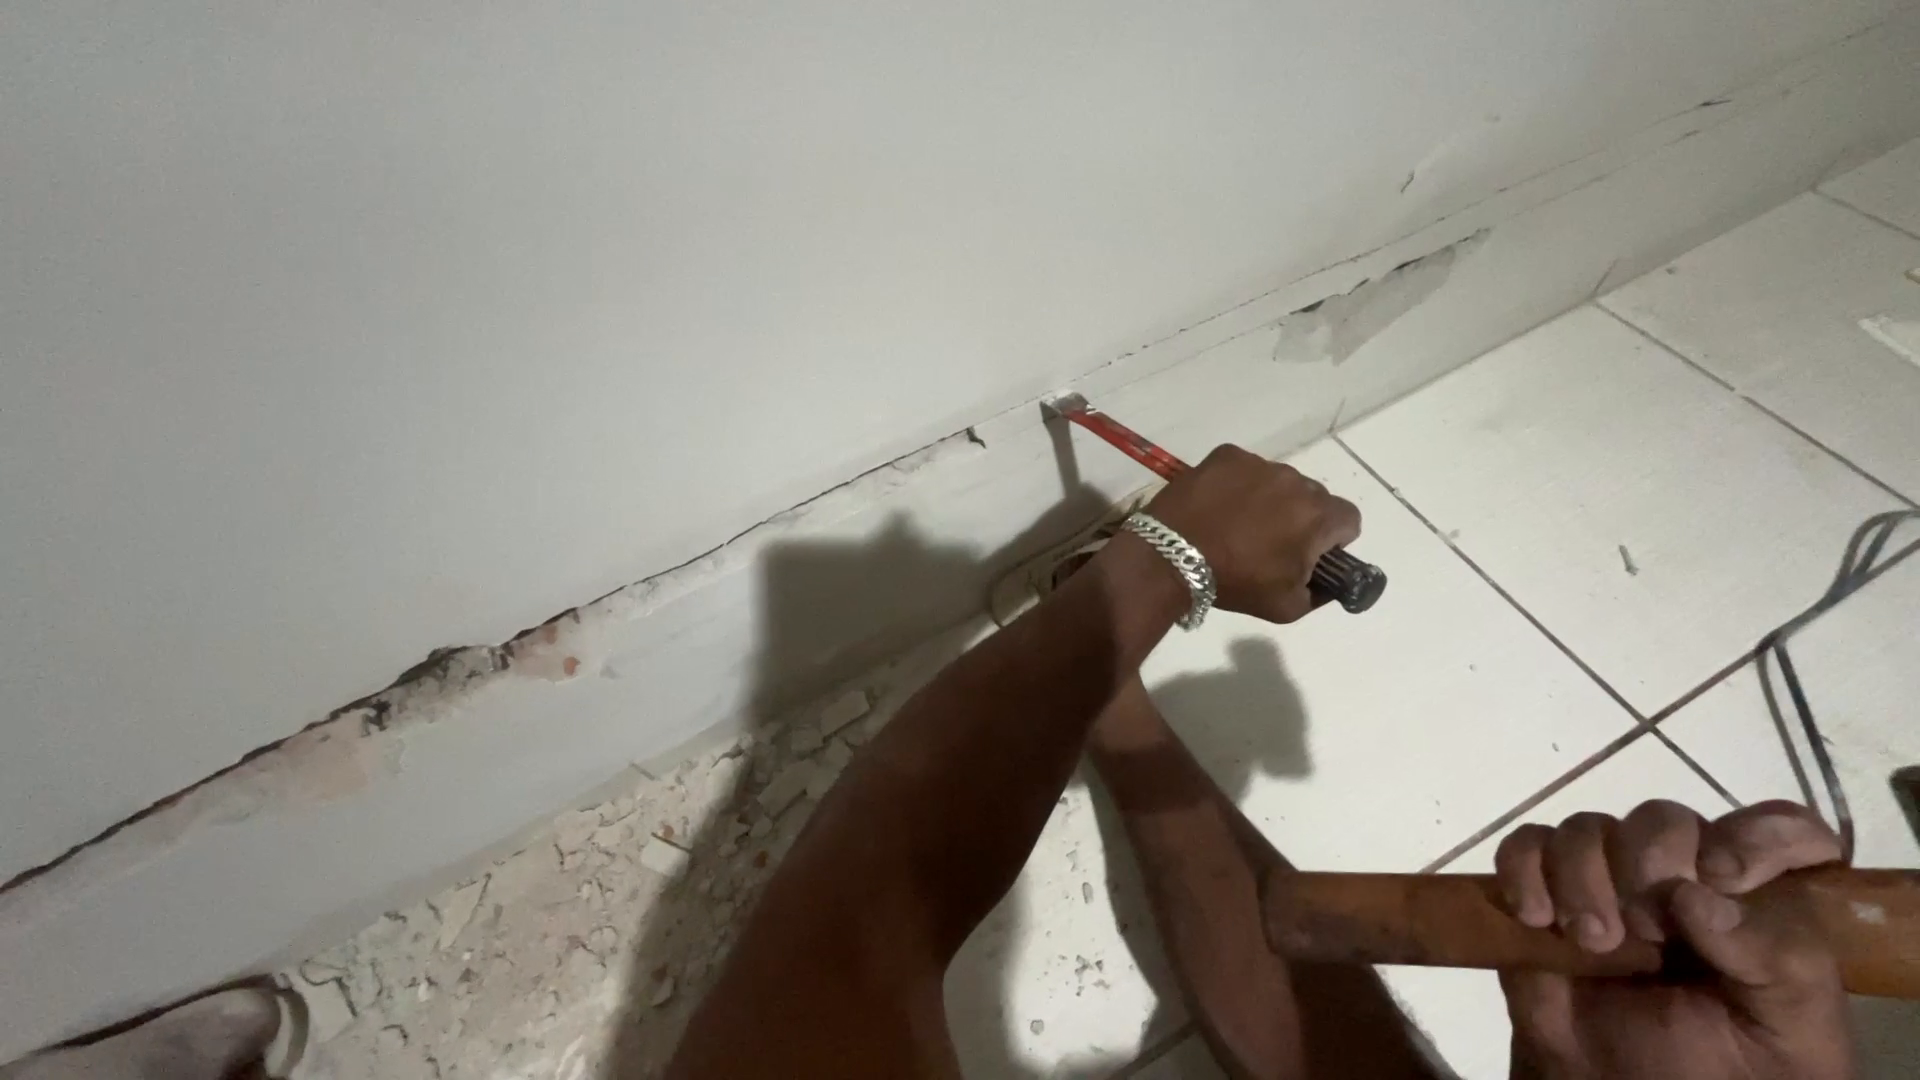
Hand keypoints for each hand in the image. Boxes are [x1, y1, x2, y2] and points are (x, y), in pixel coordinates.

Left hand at [1144, 445, 1360, 622]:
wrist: (1170, 556)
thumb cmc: (1233, 583)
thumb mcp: (1287, 607)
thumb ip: (1319, 593)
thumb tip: (1326, 583)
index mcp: (1318, 515)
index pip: (1348, 520)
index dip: (1332, 540)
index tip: (1307, 554)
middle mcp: (1295, 481)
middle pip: (1312, 497)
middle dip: (1298, 517)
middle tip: (1265, 542)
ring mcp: (1258, 464)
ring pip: (1277, 481)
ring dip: (1266, 499)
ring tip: (1233, 524)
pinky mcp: (1225, 456)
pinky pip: (1243, 469)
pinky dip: (1235, 484)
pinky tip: (1215, 506)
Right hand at [1495, 800, 1852, 1079]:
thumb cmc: (1723, 1068)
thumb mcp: (1790, 1034)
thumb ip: (1775, 963)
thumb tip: (1695, 895)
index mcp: (1757, 903)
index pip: (1781, 831)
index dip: (1755, 835)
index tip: (1720, 876)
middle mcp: (1680, 875)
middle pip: (1663, 818)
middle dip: (1647, 861)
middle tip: (1644, 926)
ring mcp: (1602, 875)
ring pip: (1586, 828)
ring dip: (1581, 878)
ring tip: (1589, 940)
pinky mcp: (1538, 882)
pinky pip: (1523, 845)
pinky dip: (1521, 871)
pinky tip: (1533, 917)